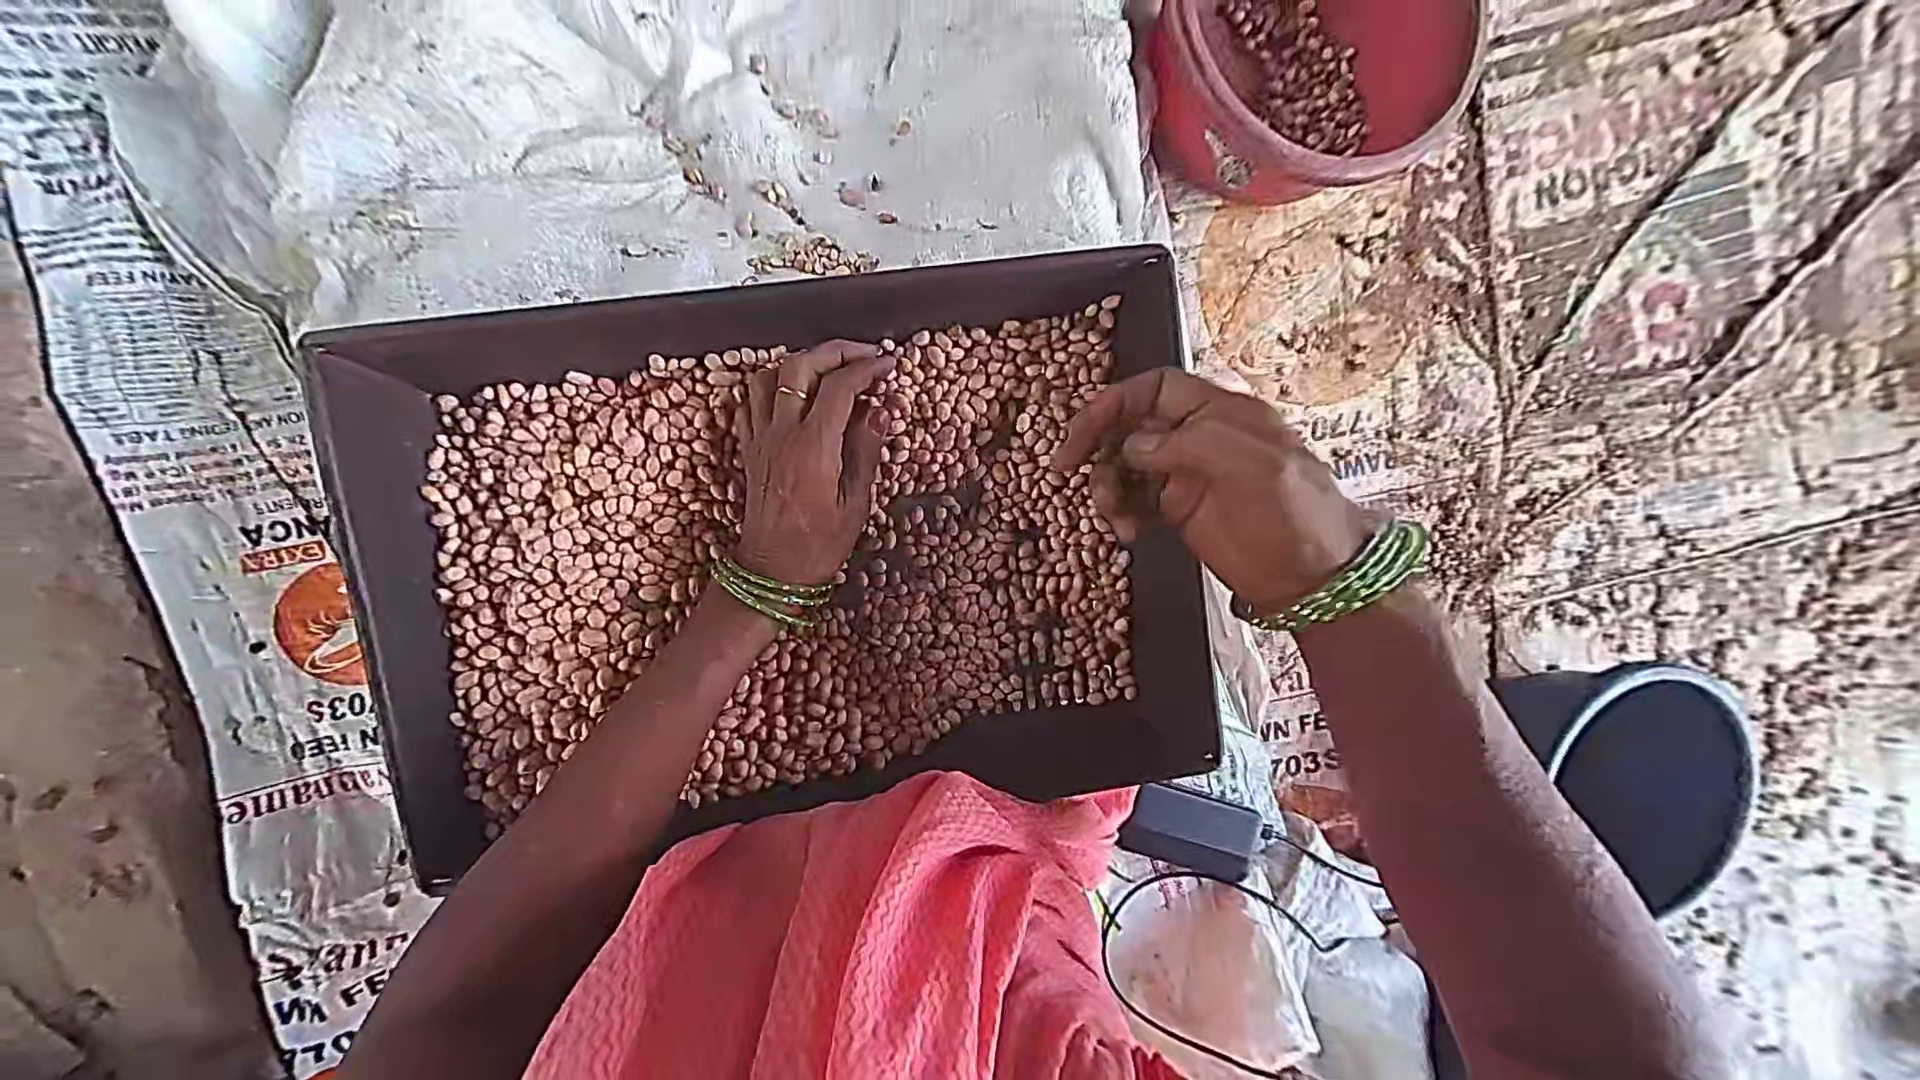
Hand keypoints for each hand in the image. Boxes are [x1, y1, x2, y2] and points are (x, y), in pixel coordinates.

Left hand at [733, 340, 893, 585]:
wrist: (772, 570)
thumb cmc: (818, 545)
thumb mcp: (855, 503)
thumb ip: (866, 450)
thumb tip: (880, 409)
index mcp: (813, 448)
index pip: (840, 387)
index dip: (868, 368)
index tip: (888, 364)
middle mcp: (782, 434)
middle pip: (802, 366)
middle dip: (837, 351)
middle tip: (864, 356)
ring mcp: (761, 438)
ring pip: (771, 374)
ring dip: (804, 362)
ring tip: (831, 369)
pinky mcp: (751, 447)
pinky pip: (753, 399)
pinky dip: (775, 383)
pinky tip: (796, 392)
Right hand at [1053, 369, 1373, 611]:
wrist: (1312, 578)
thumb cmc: (1297, 515)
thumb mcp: (1258, 467)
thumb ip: (1194, 444)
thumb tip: (1133, 446)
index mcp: (1218, 413)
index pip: (1154, 389)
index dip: (1113, 402)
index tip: (1082, 431)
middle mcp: (1195, 437)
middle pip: (1128, 426)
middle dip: (1096, 445)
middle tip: (1066, 470)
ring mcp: (1183, 475)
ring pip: (1122, 465)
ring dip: (1106, 486)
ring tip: (1114, 516)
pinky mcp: (1175, 509)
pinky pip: (1132, 500)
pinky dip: (1120, 513)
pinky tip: (1128, 532)